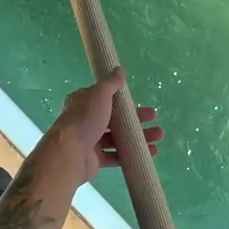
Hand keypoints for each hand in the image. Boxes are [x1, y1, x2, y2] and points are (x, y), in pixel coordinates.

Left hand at [43, 67, 161, 182]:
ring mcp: (89, 141)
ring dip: (138, 137)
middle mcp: (84, 121)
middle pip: (113, 119)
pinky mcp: (94, 159)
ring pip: (117, 138)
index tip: (137, 101)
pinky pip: (116, 155)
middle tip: (154, 118)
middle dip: (135, 119)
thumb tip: (119, 69)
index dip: (121, 100)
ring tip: (158, 137)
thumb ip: (111, 83)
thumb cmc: (84, 118)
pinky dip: (131, 154)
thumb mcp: (99, 95)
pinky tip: (148, 152)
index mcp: (82, 103)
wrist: (70, 152)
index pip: (103, 99)